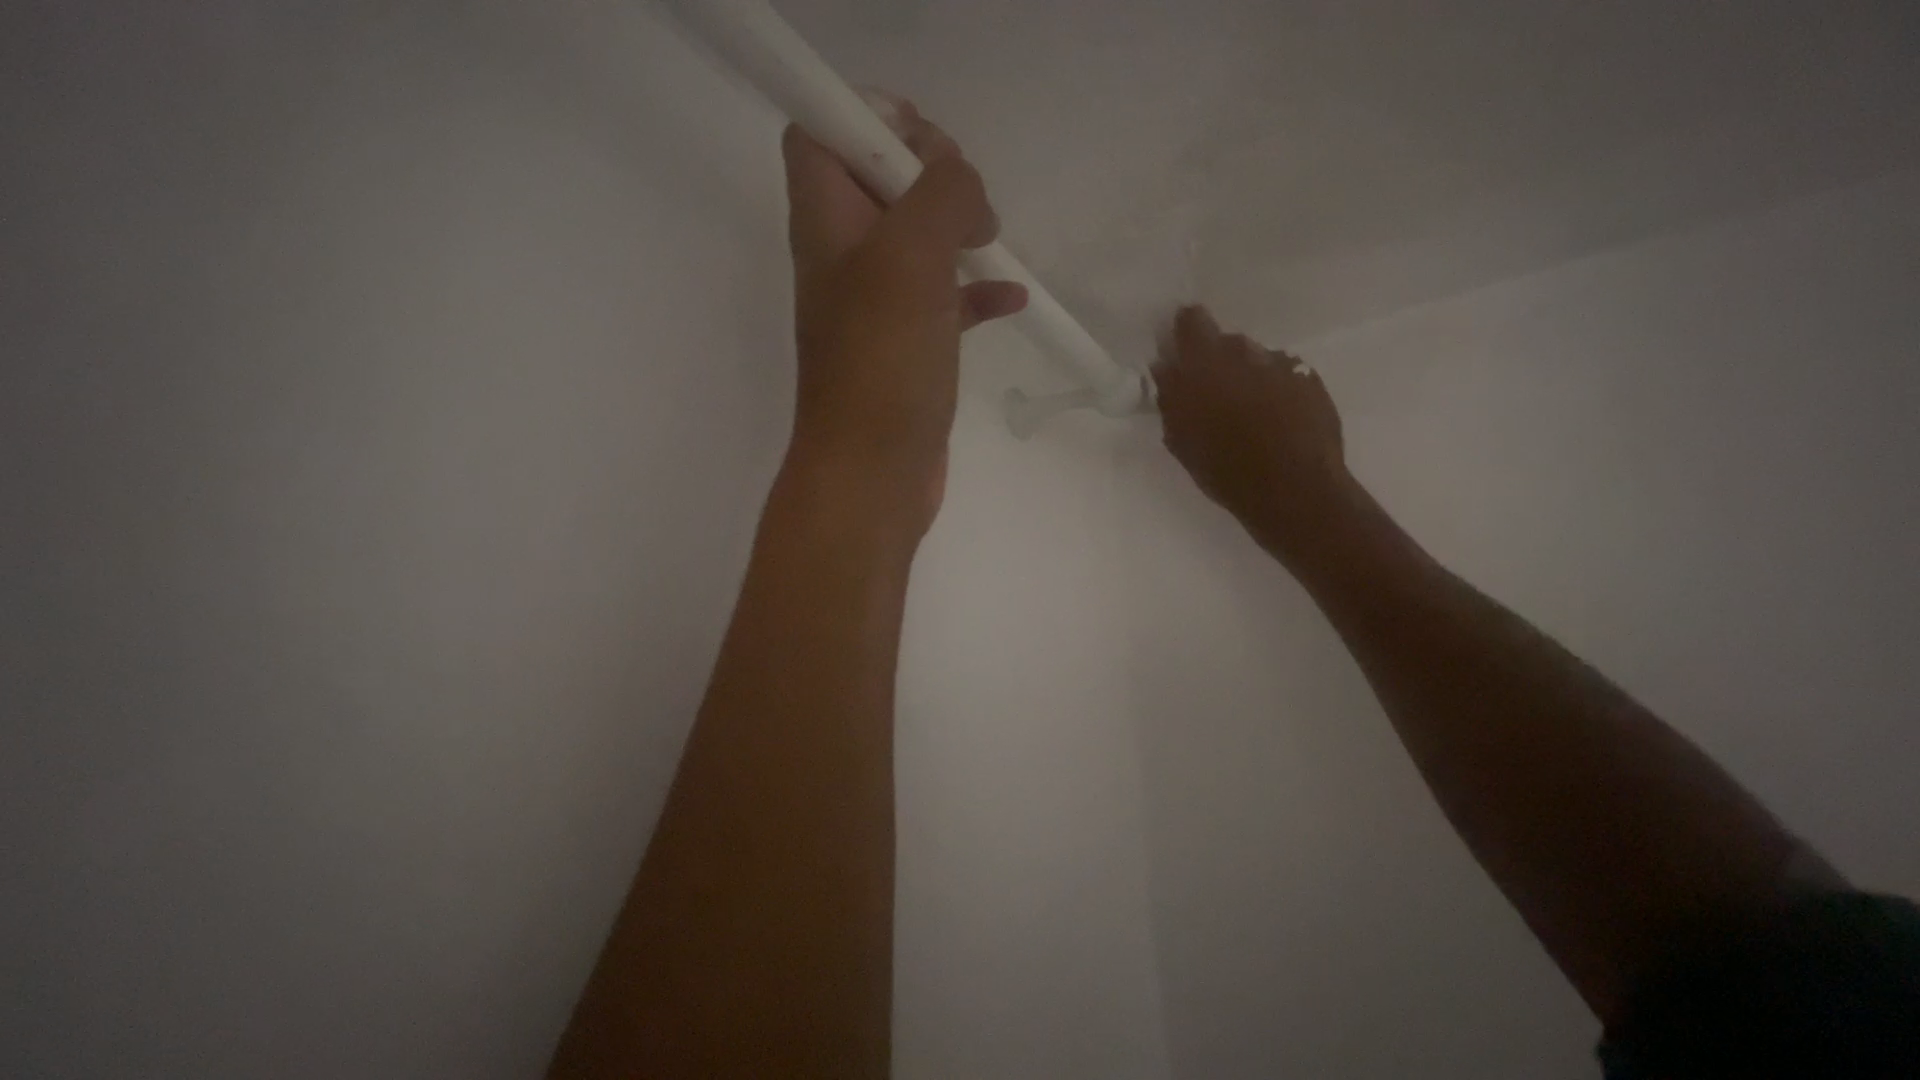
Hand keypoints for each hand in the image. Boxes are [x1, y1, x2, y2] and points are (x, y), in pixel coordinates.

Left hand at [782, 93, 1026, 531]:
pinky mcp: (907, 346)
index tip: (926, 146)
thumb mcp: (911, 257)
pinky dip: (976, 290)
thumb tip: (959, 181)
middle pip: (879, 179)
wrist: (873, 475)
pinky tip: (1012, 299)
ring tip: (992, 240)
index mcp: (826, 222)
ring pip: (917, 237)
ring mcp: (876, 305)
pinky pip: (943, 297)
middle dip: (932, 173)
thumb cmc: (883, 363)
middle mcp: (844, 256)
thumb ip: (939, 194)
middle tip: (968, 203)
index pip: (821, 134)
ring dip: (958, 226)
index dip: (868, 119)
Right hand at [1153, 305, 1355, 558]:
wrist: (1293, 488)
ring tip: (1252, 412)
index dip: (1185, 334)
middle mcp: (1239, 353)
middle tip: (1217, 394)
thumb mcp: (1181, 441)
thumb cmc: (1225, 472)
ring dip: (1249, 375)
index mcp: (1200, 364)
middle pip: (1223, 340)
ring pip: (1255, 357)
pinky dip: (1278, 388)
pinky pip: (1284, 372)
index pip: (1189, 321)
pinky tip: (1280, 418)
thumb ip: (1172, 400)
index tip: (1182, 356)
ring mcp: (1277, 362)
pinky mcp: (1307, 375)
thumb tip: (1167, 372)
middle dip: (1218, 360)